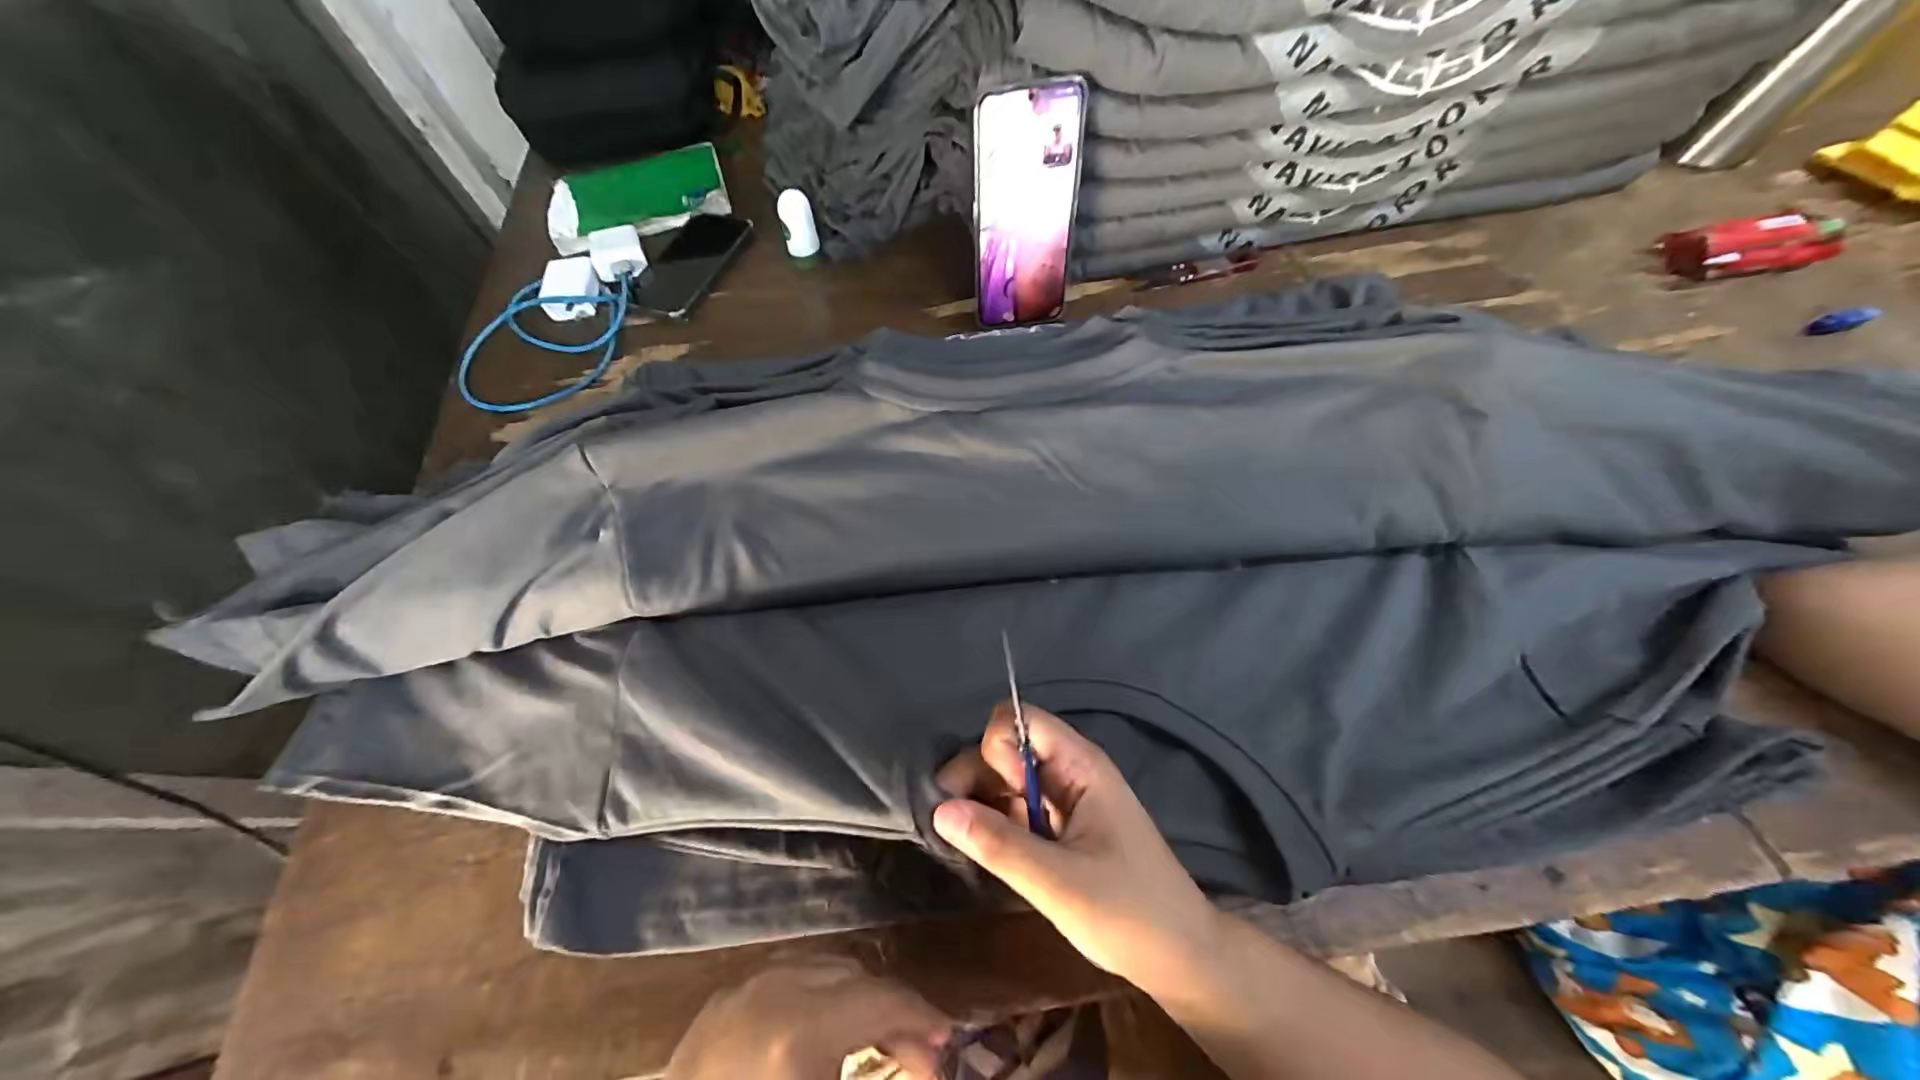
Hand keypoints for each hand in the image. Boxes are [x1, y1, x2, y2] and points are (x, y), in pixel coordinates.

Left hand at [666, 955, 951, 1079]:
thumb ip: (881, 1065)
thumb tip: (930, 1065)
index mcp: (803, 1026)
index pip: (884, 1000)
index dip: (924, 1018)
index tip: (948, 1041)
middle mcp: (777, 988)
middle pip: (858, 976)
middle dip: (895, 1011)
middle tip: (922, 1052)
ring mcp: (746, 986)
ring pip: (824, 968)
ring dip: (860, 997)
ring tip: (879, 1038)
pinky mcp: (724, 998)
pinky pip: (788, 977)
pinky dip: (820, 993)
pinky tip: (828, 1025)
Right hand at [933, 704, 1221, 994]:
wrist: (1182, 957)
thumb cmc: (1128, 913)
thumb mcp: (1058, 882)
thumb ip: (998, 843)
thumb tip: (940, 810)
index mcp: (1080, 765)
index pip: (1020, 720)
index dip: (998, 749)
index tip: (1001, 798)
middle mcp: (1071, 772)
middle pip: (1007, 749)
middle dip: (977, 779)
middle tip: (956, 827)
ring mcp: (1067, 801)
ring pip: (1009, 780)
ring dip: (983, 804)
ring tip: (970, 845)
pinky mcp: (1064, 829)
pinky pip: (1019, 809)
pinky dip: (998, 824)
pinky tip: (988, 853)